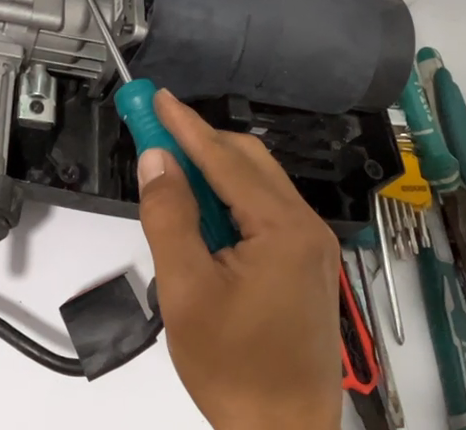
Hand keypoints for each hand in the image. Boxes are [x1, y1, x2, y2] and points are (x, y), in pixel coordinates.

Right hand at [138, 91, 340, 429]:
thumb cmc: (234, 368)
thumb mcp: (186, 292)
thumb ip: (169, 217)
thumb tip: (157, 159)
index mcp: (283, 228)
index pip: (224, 158)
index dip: (184, 124)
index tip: (154, 96)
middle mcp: (306, 227)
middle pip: (247, 161)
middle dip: (198, 143)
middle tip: (153, 137)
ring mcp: (312, 247)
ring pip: (257, 185)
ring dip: (212, 173)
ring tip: (170, 179)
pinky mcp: (307, 266)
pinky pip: (265, 212)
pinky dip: (229, 201)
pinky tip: (202, 216)